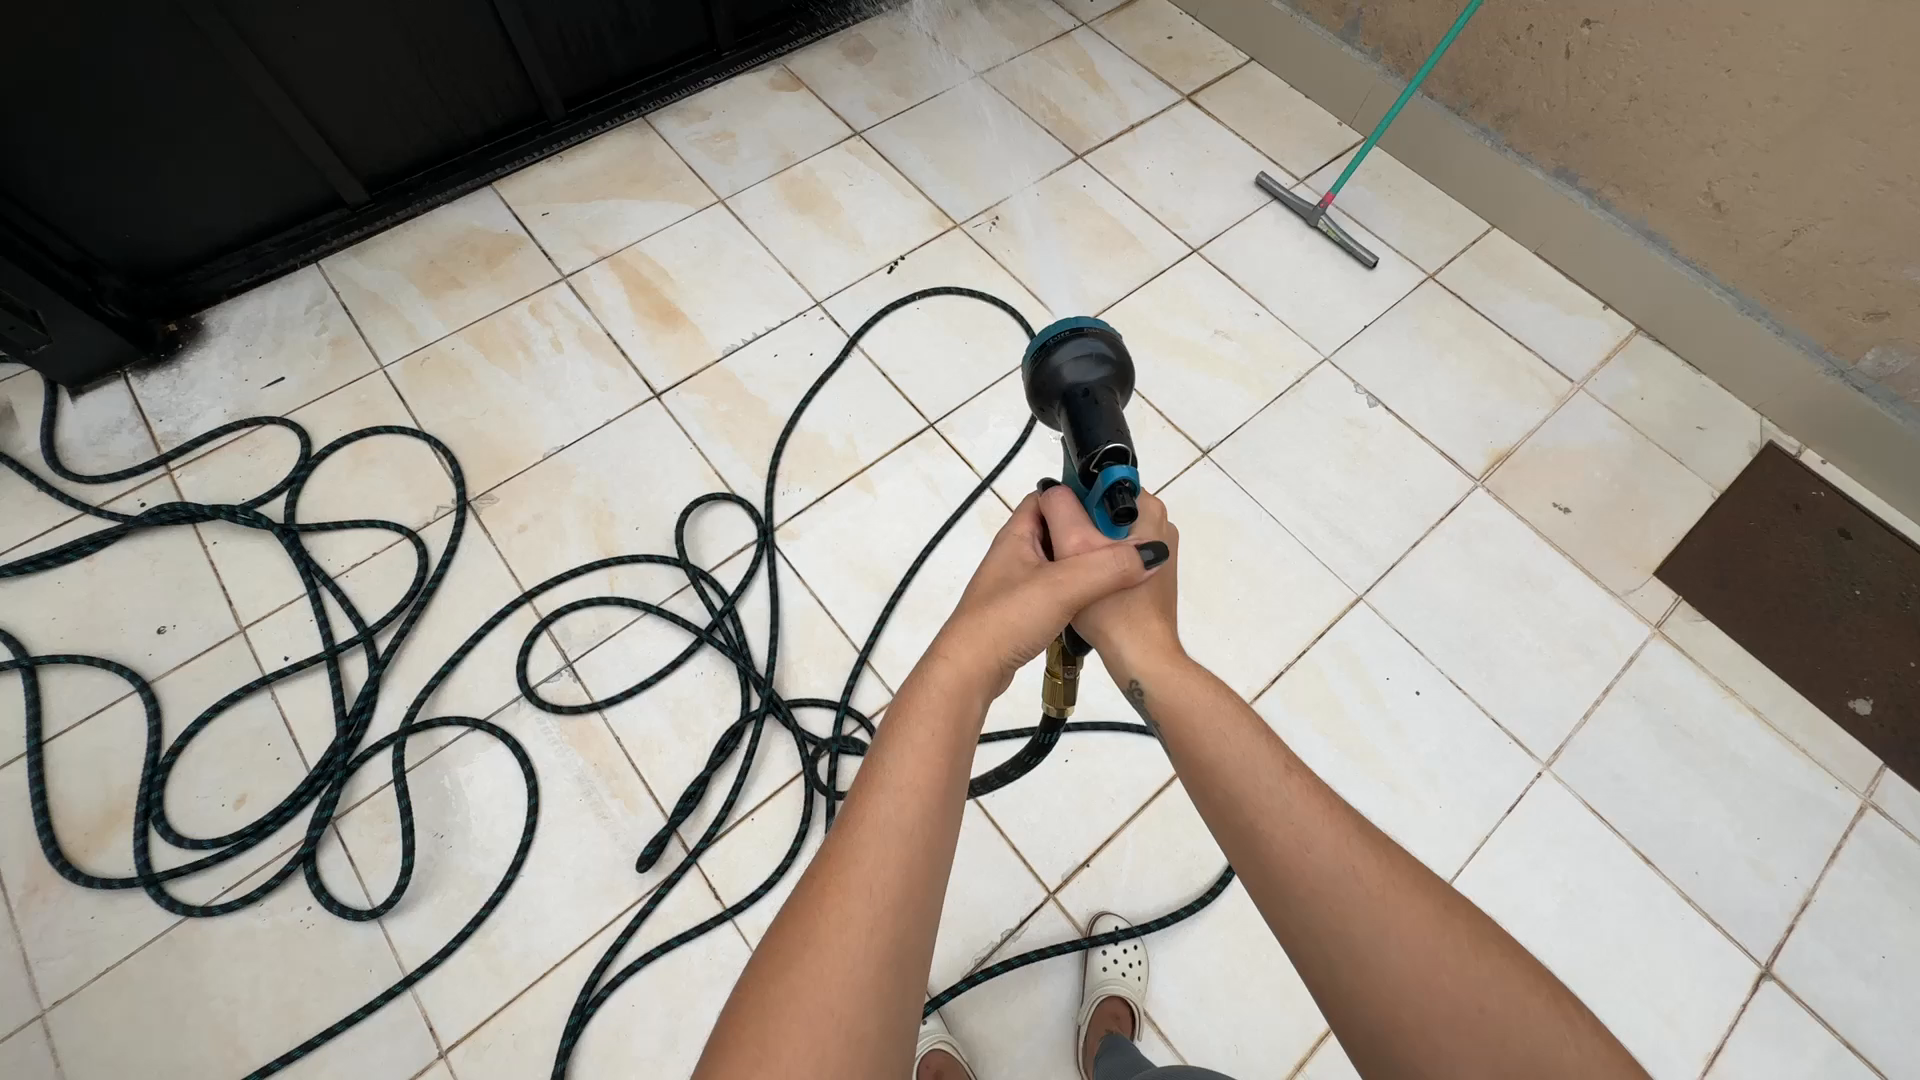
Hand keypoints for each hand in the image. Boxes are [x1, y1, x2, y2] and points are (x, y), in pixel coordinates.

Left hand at [926, 483, 1165, 697]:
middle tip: (1129, 537)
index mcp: (1017, 534)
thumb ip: (1109, 567)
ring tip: (1123, 566)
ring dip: (1085, 564)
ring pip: (1059, 563)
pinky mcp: (1022, 611)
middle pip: (1058, 530)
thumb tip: (1155, 552)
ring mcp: (1017, 584)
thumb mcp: (1064, 586)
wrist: (970, 670)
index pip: (1050, 496)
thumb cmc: (1009, 617)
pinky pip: (1056, 591)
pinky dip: (1077, 591)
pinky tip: (1098, 601)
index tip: (1118, 502)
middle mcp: (1015, 553)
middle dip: (1089, 531)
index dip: (1080, 494)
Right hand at [1050, 486, 1180, 675]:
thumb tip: (1051, 489)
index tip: (1056, 525)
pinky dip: (1094, 564)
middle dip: (1075, 525)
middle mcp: (1158, 524)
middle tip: (1058, 552)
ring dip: (1082, 547)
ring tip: (1067, 569)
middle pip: (1100, 509)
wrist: (1139, 656)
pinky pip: (1112, 554)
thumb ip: (1060, 508)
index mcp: (1148, 509)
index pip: (1101, 483)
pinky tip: (1082, 583)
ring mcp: (1155, 551)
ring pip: (1104, 534)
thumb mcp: (1075, 548)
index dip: (1072, 499)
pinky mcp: (1148, 573)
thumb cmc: (1110, 604)